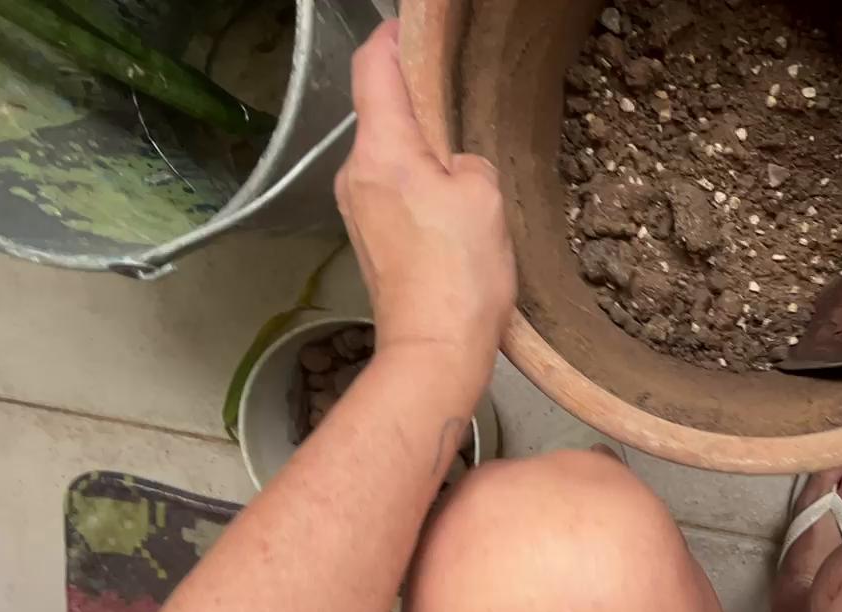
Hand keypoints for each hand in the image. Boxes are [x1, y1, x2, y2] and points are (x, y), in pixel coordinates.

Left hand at [337, 21, 515, 362]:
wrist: (435, 350)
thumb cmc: (460, 276)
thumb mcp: (486, 198)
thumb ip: (470, 162)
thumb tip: (457, 167)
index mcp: (381, 150)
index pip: (375, 69)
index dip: (395, 39)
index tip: (415, 28)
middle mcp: (355, 175)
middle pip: (382, 119)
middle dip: (420, 113)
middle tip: (464, 121)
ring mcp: (358, 214)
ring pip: (390, 163)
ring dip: (423, 161)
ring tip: (465, 184)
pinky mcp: (371, 247)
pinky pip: (393, 200)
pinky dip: (418, 196)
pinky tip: (451, 221)